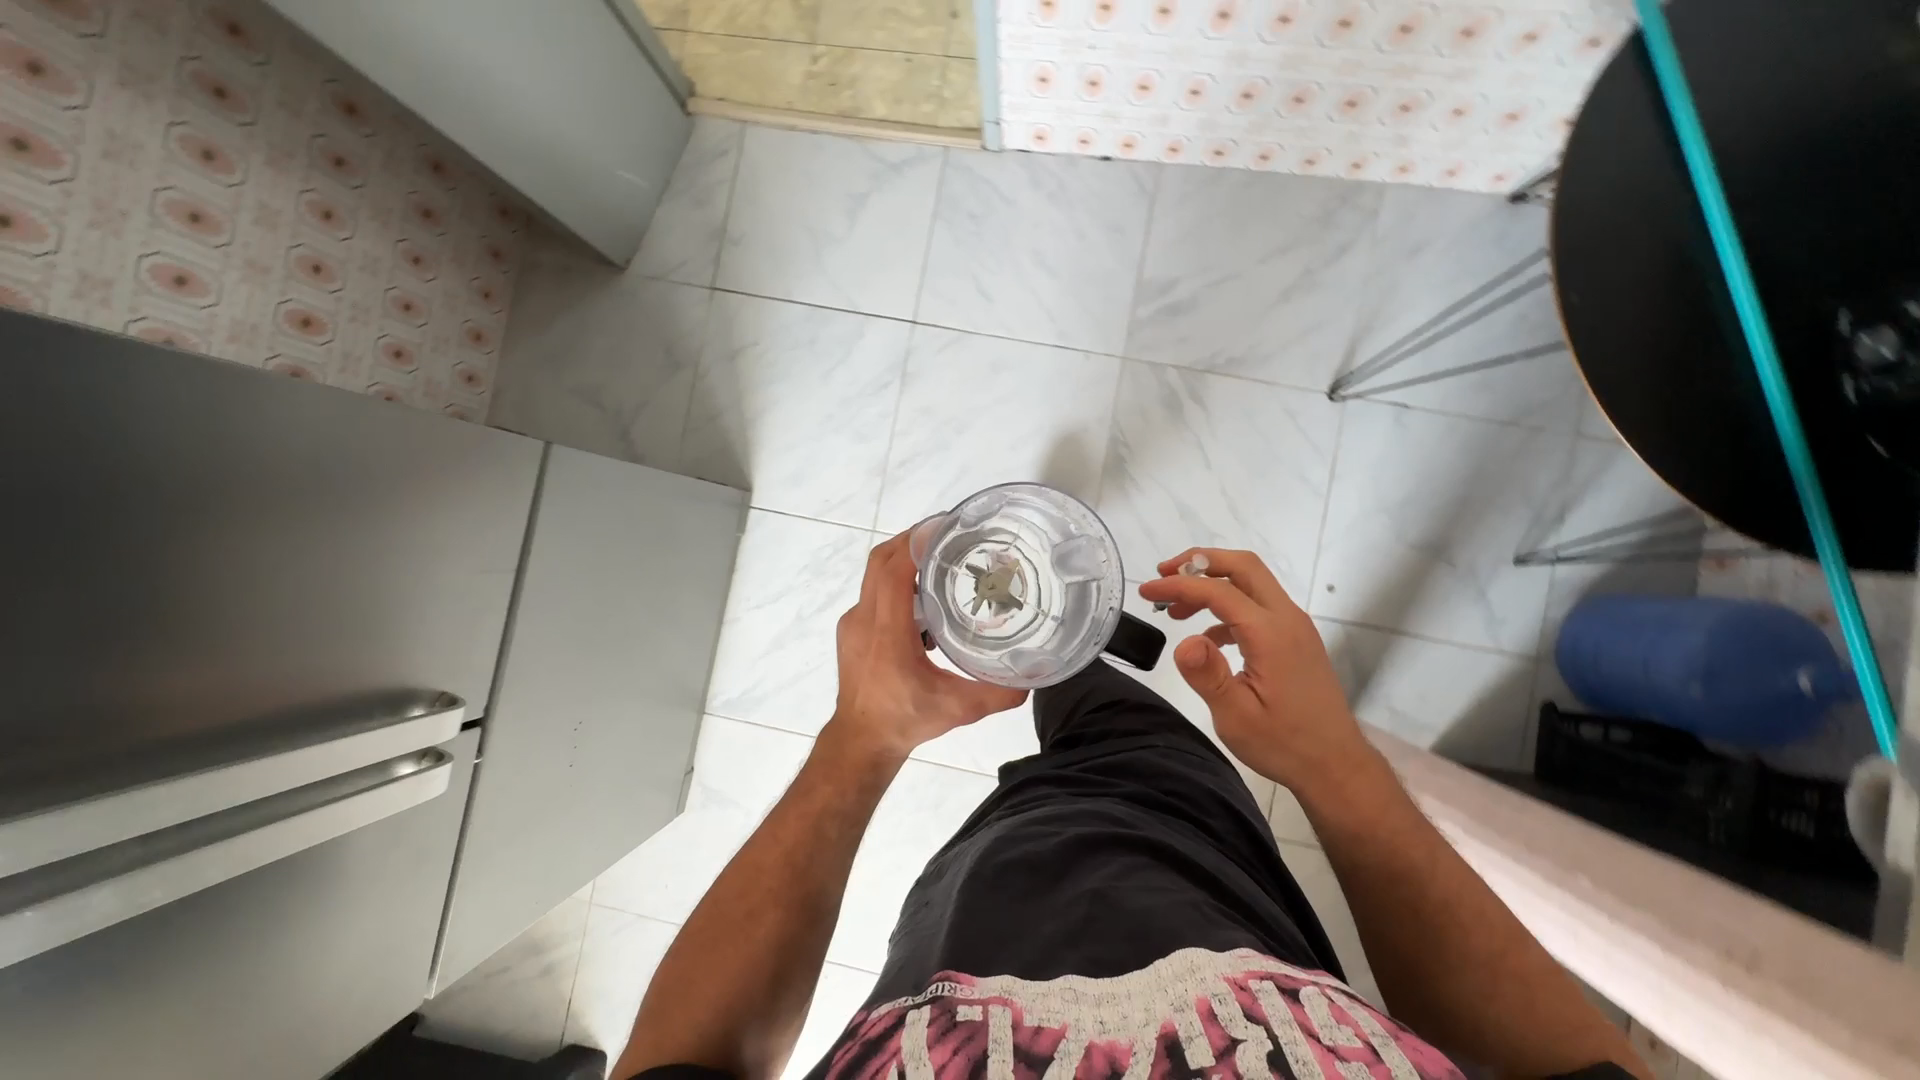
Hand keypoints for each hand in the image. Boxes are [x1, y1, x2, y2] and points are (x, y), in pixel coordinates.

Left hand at [829, 532, 1027, 761]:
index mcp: (888, 632)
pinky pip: (872, 594)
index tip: (944, 526)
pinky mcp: (851, 631)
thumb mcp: (958, 709)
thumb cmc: (905, 721)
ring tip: (939, 560)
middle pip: (881, 561)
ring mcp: (853, 624)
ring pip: (874, 576)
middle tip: (946, 533)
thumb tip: (1033, 679)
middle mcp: (865, 620)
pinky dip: (894, 583)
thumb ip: (997, 694)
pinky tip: (923, 598)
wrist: (861, 741)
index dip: (916, 543)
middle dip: (911, 540)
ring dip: (902, 561)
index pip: (894, 570)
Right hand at [1136, 548, 1371, 794]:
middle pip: (1243, 566)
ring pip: (1252, 582)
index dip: (1178, 585)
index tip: (1146, 593)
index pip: (1218, 590)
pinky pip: (1259, 605)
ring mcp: (1295, 627)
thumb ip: (1208, 676)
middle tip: (1163, 575)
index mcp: (1271, 634)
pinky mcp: (1296, 640)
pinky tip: (1207, 638)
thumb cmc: (1284, 744)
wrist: (1336, 766)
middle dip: (1199, 562)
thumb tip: (1183, 641)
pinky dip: (1228, 605)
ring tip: (1176, 609)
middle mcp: (1287, 619)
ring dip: (1213, 583)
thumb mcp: (1236, 717)